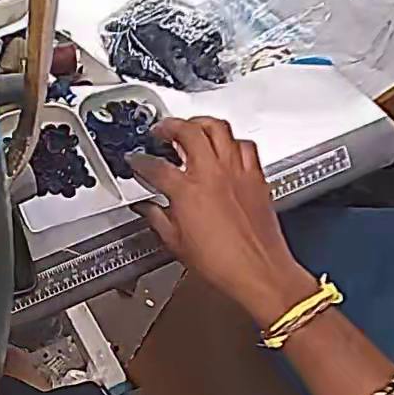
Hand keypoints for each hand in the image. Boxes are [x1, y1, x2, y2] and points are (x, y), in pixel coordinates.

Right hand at [129, 116, 318, 323]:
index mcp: (187, 192)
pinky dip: (231, 140)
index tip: (135, 160)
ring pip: (218, 128)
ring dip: (201, 123)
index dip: (140, 161)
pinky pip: (244, 145)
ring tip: (191, 126)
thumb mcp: (176, 243)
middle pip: (188, 132)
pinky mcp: (256, 176)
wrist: (258, 270)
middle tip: (161, 130)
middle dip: (169, 126)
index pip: (155, 167)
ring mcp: (236, 171)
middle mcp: (212, 174)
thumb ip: (157, 219)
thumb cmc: (222, 263)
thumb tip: (147, 209)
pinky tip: (225, 146)